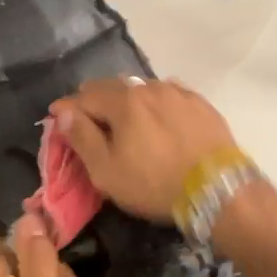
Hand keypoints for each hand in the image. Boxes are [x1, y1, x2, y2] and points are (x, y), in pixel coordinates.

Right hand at [49, 78, 239, 222]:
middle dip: (94, 101)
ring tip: (125, 122)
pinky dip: (155, 105)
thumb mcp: (108, 171)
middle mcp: (149, 87)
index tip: (57, 119)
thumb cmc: (155, 183)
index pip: (83, 96)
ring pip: (141, 89)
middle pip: (111, 86)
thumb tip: (63, 112)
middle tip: (89, 122)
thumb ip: (82, 137)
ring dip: (126, 101)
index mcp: (123, 101)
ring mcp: (178, 93)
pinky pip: (168, 96)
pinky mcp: (200, 103)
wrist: (219, 190)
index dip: (67, 109)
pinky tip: (158, 121)